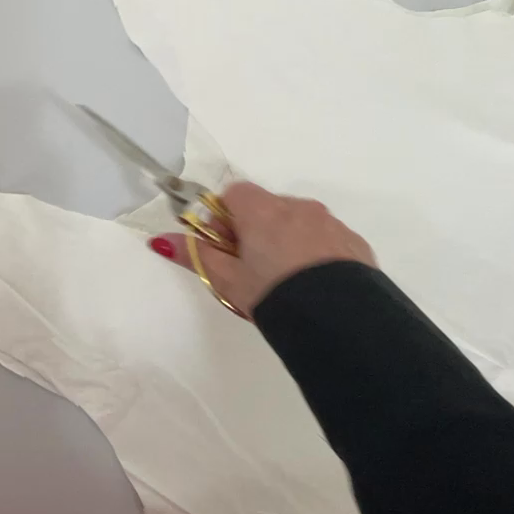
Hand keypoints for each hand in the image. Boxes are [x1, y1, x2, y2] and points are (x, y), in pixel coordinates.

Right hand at [151, 181, 375, 316]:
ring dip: (285, 240)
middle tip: (249, 266)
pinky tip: (310, 283)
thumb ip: (193, 254)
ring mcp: (330, 223)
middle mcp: (298, 208)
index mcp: (263, 211)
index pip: (234, 193)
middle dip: (254, 230)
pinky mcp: (355, 242)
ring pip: (297, 223)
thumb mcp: (226, 278)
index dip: (223, 217)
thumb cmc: (271, 292)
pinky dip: (313, 252)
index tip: (224, 245)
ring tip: (282, 279)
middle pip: (266, 207)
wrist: (340, 321)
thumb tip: (158, 240)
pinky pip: (325, 238)